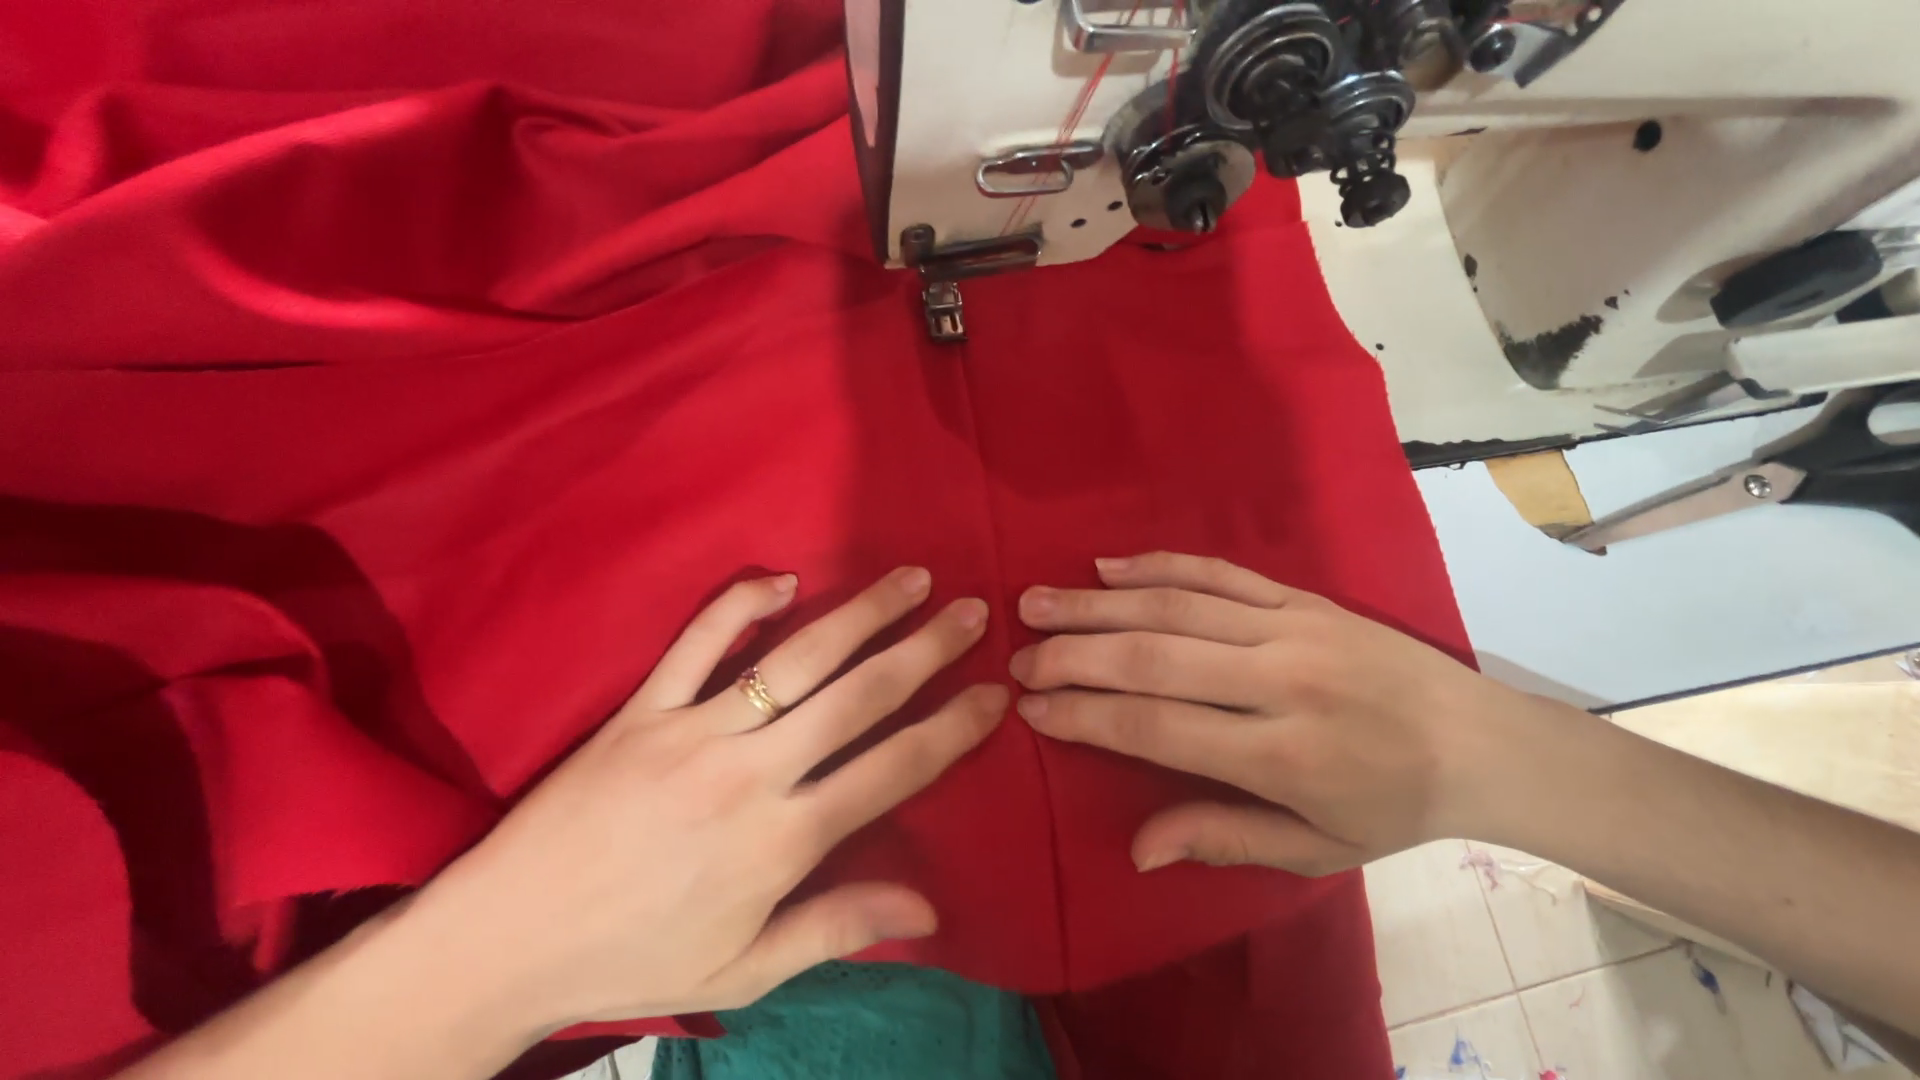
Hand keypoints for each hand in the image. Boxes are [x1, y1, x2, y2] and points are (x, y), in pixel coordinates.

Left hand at [405, 568, 1004, 1032]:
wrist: (506, 939)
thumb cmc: (635, 958)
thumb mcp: (744, 970)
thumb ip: (837, 928)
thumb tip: (931, 907)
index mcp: (782, 841)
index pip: (893, 769)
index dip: (952, 728)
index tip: (994, 693)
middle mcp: (750, 772)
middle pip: (857, 696)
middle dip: (924, 650)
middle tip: (970, 611)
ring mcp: (693, 730)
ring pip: (795, 658)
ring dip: (861, 614)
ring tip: (910, 580)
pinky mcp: (641, 709)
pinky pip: (697, 643)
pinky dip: (740, 605)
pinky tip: (786, 580)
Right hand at [1011, 552, 1539, 875]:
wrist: (1482, 742)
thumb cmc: (1391, 808)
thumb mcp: (1314, 850)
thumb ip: (1221, 838)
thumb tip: (1136, 850)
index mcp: (1281, 756)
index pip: (1156, 727)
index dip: (1084, 716)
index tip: (1029, 709)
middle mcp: (1279, 681)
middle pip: (1153, 658)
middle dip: (1072, 656)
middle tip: (1015, 658)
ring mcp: (1292, 627)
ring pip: (1175, 607)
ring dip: (1097, 603)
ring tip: (1036, 602)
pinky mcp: (1303, 596)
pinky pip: (1218, 572)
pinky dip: (1158, 566)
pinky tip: (1107, 565)